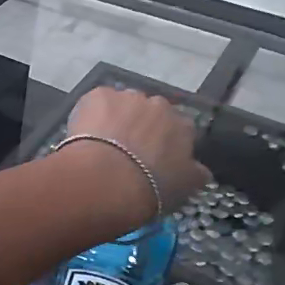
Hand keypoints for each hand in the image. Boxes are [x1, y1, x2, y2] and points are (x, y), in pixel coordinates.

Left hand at [66, 87, 209, 228]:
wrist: (108, 179)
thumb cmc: (150, 188)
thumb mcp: (184, 187)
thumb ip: (195, 173)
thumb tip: (201, 170)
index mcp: (184, 127)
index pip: (177, 130)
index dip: (161, 144)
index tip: (149, 158)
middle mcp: (160, 106)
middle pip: (149, 113)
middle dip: (138, 128)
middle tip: (122, 151)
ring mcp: (129, 97)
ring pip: (122, 105)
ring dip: (115, 119)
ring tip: (100, 144)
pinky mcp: (100, 96)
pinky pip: (96, 102)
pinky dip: (90, 114)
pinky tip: (83, 134)